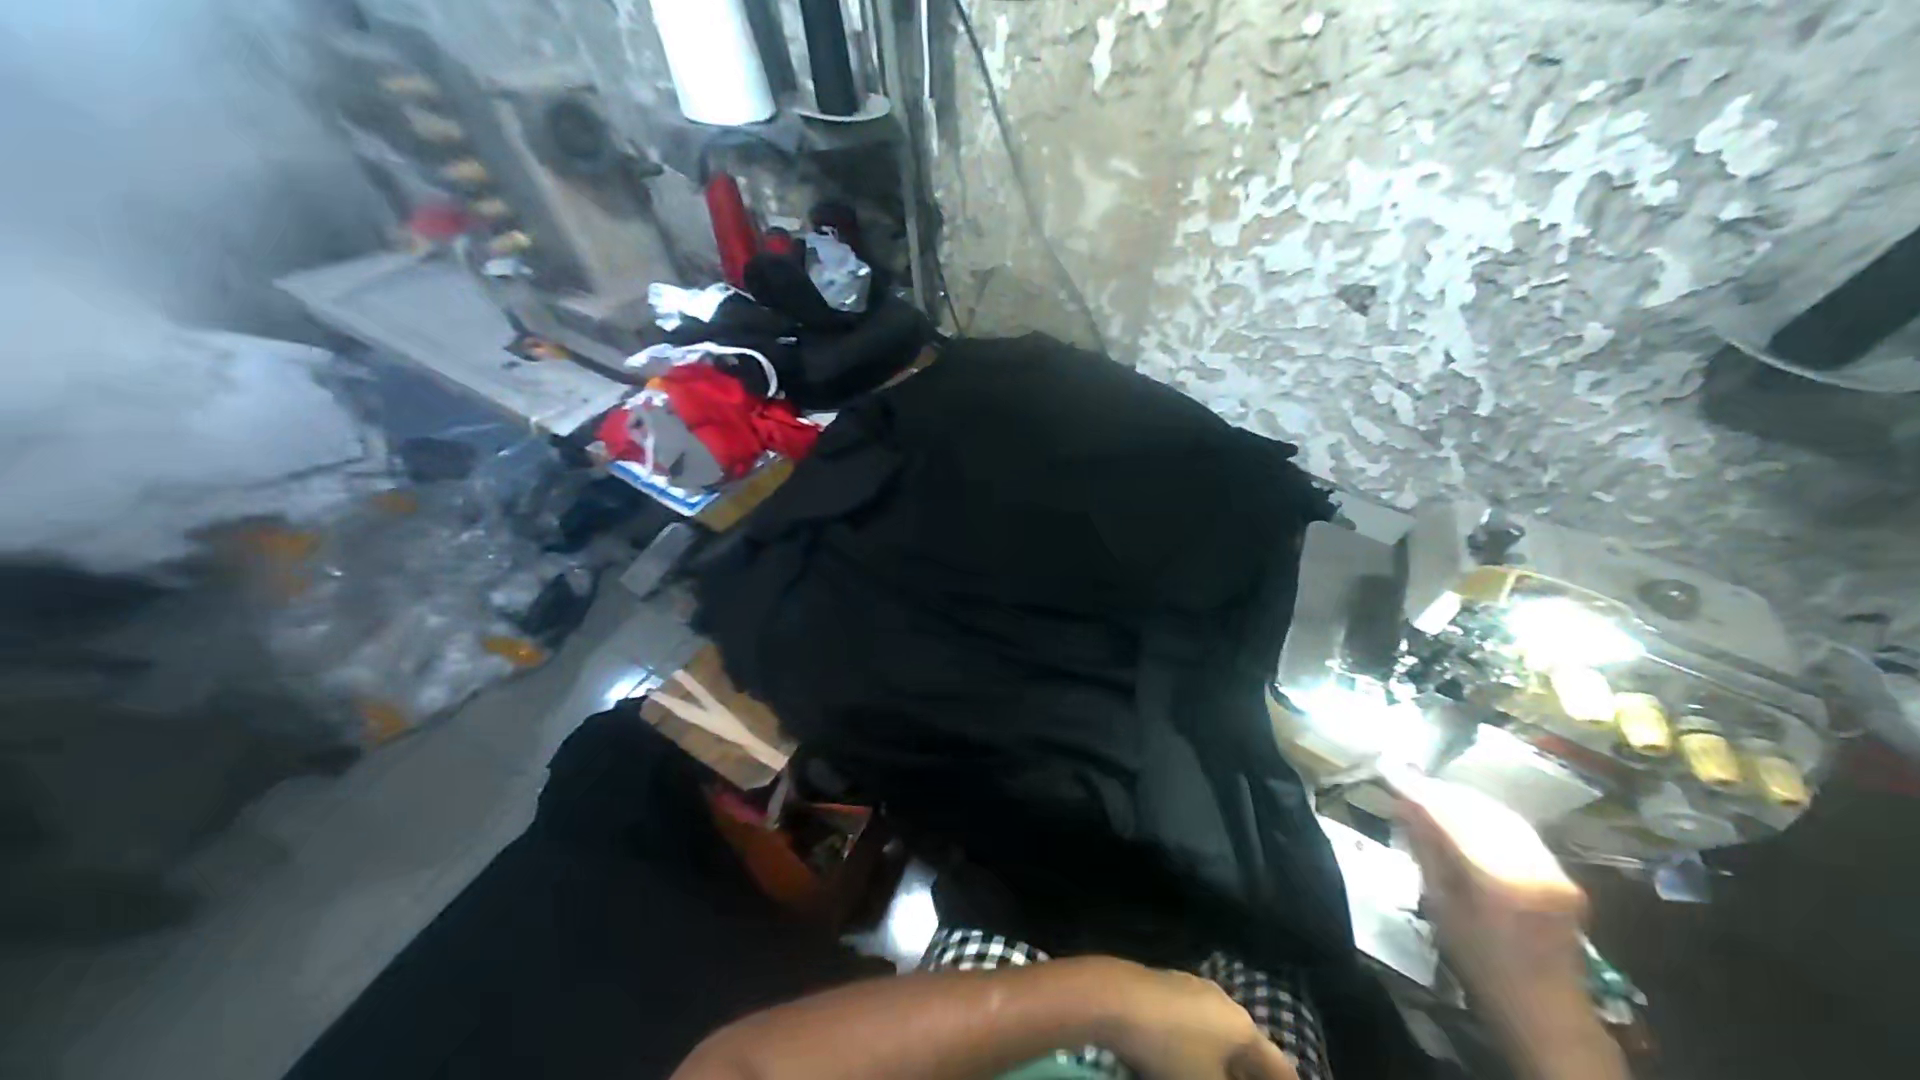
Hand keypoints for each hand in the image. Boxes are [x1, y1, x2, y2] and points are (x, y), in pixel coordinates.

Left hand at [1088, 961, 1298, 1079]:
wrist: (1114, 998)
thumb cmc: (1168, 1049)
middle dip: (1253, 1073)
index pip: (1280, 1068)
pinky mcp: (1167, 984)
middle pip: (1250, 1046)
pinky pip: (1196, 1020)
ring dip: (1226, 1058)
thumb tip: (1229, 1077)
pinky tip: (1188, 1054)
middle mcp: (1225, 1001)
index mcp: (1244, 1028)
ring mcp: (1193, 987)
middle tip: (1252, 1079)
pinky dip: (1202, 1041)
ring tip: (1219, 1073)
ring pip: (1222, 1031)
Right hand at [1391, 773, 1625, 1079]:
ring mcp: (1554, 871)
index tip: (1393, 774)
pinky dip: (1490, 819)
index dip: (1420, 793)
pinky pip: (1520, 833)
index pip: (1452, 818)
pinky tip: (1468, 817)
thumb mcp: (1441, 907)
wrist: (1544, 1009)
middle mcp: (1533, 868)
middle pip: (1483, 811)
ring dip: (1467, 802)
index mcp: (1497, 879)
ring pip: (1504, 818)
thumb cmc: (1480, 963)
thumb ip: (1426, 851)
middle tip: (1411, 783)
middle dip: (1444, 793)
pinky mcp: (1562, 877)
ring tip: (1434, 795)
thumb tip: (1404, 806)